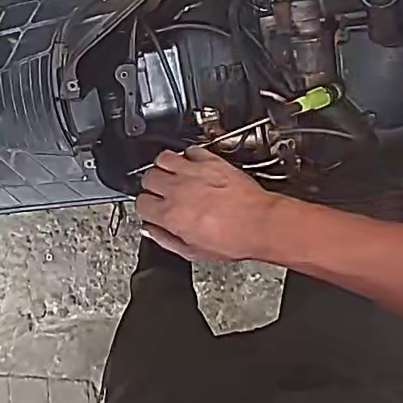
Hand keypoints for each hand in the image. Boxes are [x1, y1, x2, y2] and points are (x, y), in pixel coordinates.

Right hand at [135, 147, 293, 261]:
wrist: (261, 223)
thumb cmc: (234, 239)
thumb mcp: (194, 252)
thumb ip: (166, 240)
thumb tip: (152, 231)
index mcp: (170, 214)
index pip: (141, 202)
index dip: (146, 206)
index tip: (152, 208)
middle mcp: (178, 189)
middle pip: (148, 177)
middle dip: (152, 185)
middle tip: (161, 191)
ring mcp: (194, 173)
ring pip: (163, 158)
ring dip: (165, 166)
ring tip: (173, 175)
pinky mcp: (211, 162)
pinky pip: (190, 150)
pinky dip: (188, 156)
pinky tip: (193, 166)